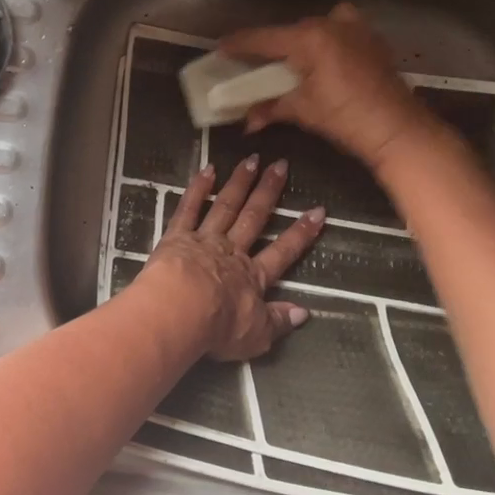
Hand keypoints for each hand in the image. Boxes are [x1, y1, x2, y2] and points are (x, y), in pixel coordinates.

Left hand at [136, 156, 325, 361]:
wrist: (179, 310)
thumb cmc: (218, 327)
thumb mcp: (256, 335)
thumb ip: (279, 321)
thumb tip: (304, 312)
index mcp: (252, 276)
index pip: (284, 252)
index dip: (302, 232)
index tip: (318, 210)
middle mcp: (232, 250)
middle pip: (254, 217)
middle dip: (269, 191)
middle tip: (281, 165)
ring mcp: (204, 239)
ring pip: (226, 206)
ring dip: (239, 182)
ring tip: (251, 159)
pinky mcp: (177, 235)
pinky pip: (188, 208)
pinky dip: (197, 188)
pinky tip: (207, 169)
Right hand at [220, 3, 434, 172]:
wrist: (401, 131)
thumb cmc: (347, 119)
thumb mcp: (303, 111)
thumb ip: (271, 108)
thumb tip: (247, 120)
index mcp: (309, 38)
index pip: (263, 38)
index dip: (239, 44)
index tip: (220, 48)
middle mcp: (331, 25)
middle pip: (290, 31)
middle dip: (273, 46)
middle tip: (257, 63)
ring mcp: (355, 29)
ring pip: (317, 27)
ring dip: (303, 41)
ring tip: (294, 61)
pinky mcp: (372, 40)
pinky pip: (341, 31)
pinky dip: (328, 41)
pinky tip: (325, 61)